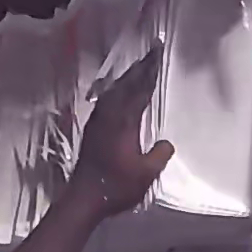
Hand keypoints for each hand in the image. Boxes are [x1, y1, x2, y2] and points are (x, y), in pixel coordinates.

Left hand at [71, 46, 175, 215]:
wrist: (84, 198)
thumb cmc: (117, 186)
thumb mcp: (146, 173)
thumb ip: (159, 155)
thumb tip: (166, 142)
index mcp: (124, 122)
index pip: (140, 90)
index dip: (150, 72)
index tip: (158, 55)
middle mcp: (109, 116)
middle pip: (125, 85)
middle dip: (139, 69)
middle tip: (151, 53)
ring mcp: (98, 122)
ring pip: (113, 92)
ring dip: (126, 79)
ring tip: (138, 69)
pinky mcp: (92, 131)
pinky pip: (106, 101)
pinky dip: (116, 92)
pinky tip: (118, 94)